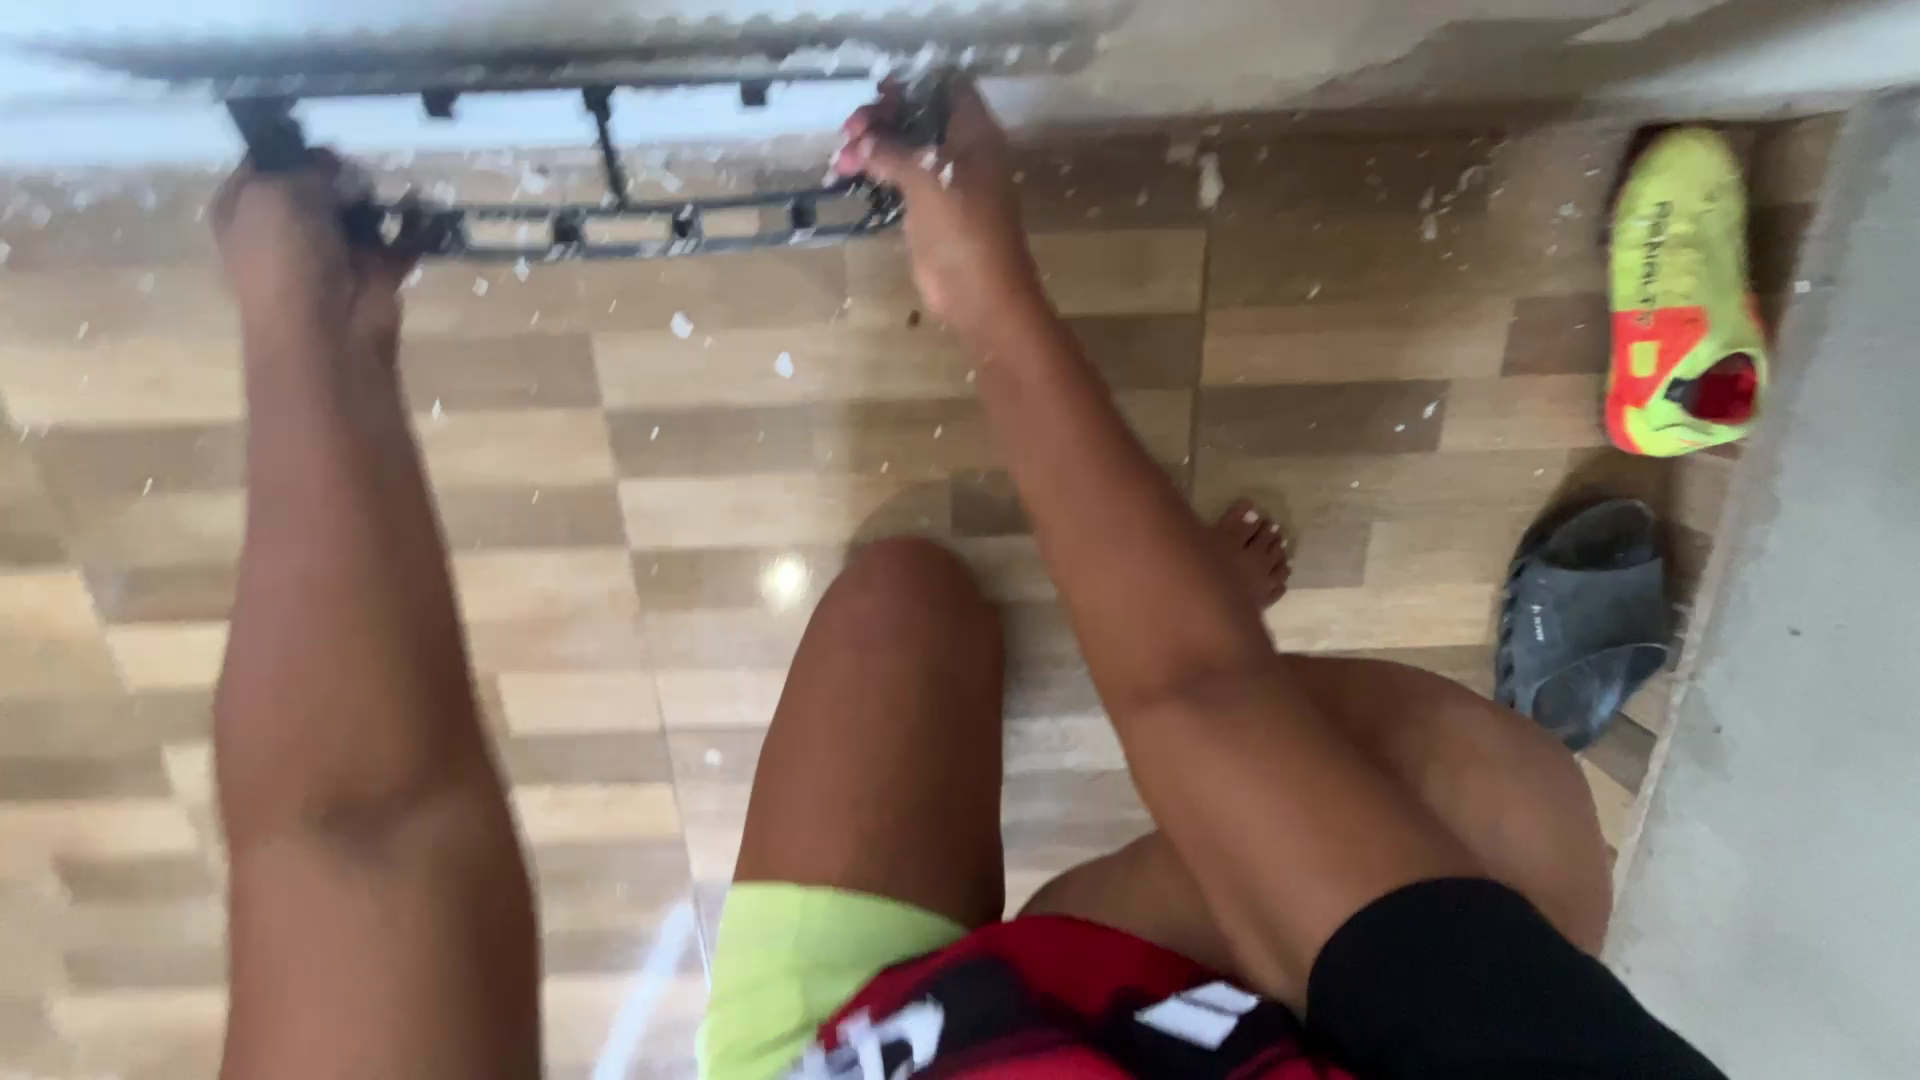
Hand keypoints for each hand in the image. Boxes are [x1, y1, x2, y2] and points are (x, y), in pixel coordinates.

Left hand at [211, 151, 414, 361]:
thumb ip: (307, 170)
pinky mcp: (376, 273)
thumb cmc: (286, 263)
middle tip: (359, 176)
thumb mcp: (277, 195)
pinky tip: (426, 217)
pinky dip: (415, 231)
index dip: (295, 150)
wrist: (329, 333)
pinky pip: (399, 243)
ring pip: (360, 213)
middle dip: (342, 175)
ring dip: (379, 201)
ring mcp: (334, 253)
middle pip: (318, 186)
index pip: (268, 164)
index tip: (324, 144)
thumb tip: (341, 169)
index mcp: (246, 209)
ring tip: (392, 193)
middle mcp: (287, 228)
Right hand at [836, 80, 1049, 349]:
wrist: (979, 294)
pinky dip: (876, 173)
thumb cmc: (964, 230)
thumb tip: (861, 142)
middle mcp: (962, 153)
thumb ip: (893, 151)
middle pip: (919, 117)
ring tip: (841, 157)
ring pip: (905, 149)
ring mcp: (945, 184)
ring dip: (872, 146)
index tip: (878, 93)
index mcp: (975, 134)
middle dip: (883, 118)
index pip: (946, 88)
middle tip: (850, 130)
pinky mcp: (929, 213)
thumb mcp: (929, 178)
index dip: (912, 85)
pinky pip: (900, 181)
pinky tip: (847, 172)